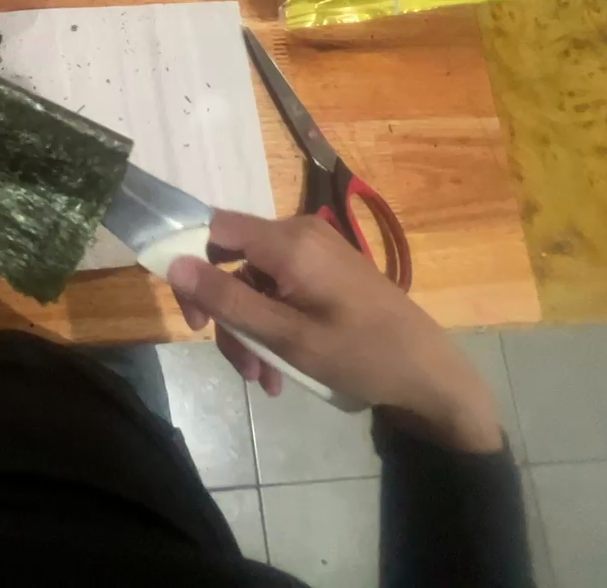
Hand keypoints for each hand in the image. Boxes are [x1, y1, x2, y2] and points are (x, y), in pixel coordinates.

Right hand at [166, 213, 502, 452]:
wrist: (434, 376)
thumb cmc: (363, 355)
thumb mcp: (287, 337)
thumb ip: (227, 299)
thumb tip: (171, 264)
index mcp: (288, 241)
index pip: (211, 227)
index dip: (188, 261)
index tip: (192, 313)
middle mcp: (297, 233)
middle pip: (231, 262)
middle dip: (227, 315)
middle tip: (238, 364)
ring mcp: (312, 250)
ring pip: (252, 281)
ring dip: (250, 329)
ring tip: (265, 379)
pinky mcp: (323, 267)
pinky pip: (277, 287)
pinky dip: (270, 322)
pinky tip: (279, 367)